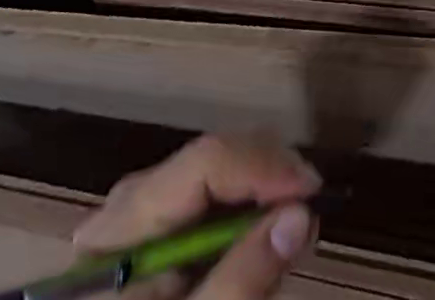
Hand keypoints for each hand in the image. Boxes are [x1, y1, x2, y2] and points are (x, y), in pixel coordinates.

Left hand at [73, 132, 322, 299]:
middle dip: (271, 174)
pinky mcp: (162, 224)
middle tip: (312, 208)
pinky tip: (270, 227)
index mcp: (122, 228)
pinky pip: (217, 190)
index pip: (204, 162)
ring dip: (267, 186)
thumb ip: (243, 279)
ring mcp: (144, 210)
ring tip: (296, 222)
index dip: (264, 166)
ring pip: (222, 166)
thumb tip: (302, 214)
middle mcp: (129, 203)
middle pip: (216, 156)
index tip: (312, 191)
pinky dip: (253, 202)